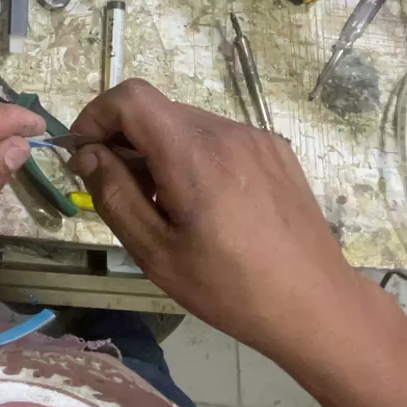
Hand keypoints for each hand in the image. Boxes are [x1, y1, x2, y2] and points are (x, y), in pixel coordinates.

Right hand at [69, 80, 369, 363]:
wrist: (320, 308)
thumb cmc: (231, 288)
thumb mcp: (155, 252)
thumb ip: (114, 194)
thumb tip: (88, 154)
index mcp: (193, 154)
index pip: (130, 97)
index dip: (97, 115)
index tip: (85, 154)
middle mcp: (225, 132)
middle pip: (155, 111)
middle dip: (124, 140)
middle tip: (119, 190)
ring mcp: (254, 137)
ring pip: (183, 123)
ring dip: (157, 149)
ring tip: (165, 202)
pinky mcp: (273, 149)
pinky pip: (215, 137)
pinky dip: (191, 155)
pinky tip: (205, 202)